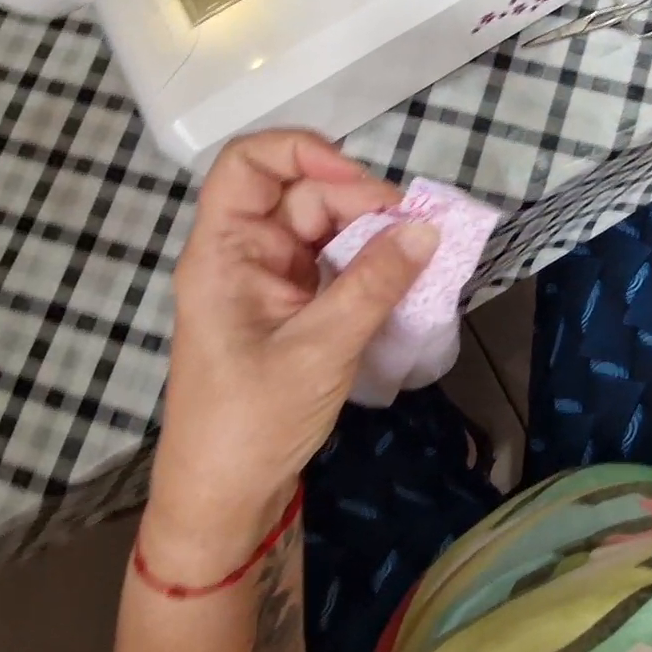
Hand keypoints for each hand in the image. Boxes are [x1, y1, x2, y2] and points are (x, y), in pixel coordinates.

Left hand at [138, 130, 437, 580]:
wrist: (227, 498)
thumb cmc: (252, 421)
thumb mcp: (320, 349)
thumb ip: (374, 284)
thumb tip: (427, 228)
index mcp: (225, 251)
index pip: (249, 165)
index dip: (300, 152)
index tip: (357, 180)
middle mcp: (246, 253)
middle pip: (301, 194)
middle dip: (358, 201)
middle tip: (411, 229)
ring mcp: (272, 279)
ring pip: (325, 227)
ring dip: (371, 233)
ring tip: (415, 253)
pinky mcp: (295, 304)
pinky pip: (336, 262)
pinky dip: (370, 262)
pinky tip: (402, 275)